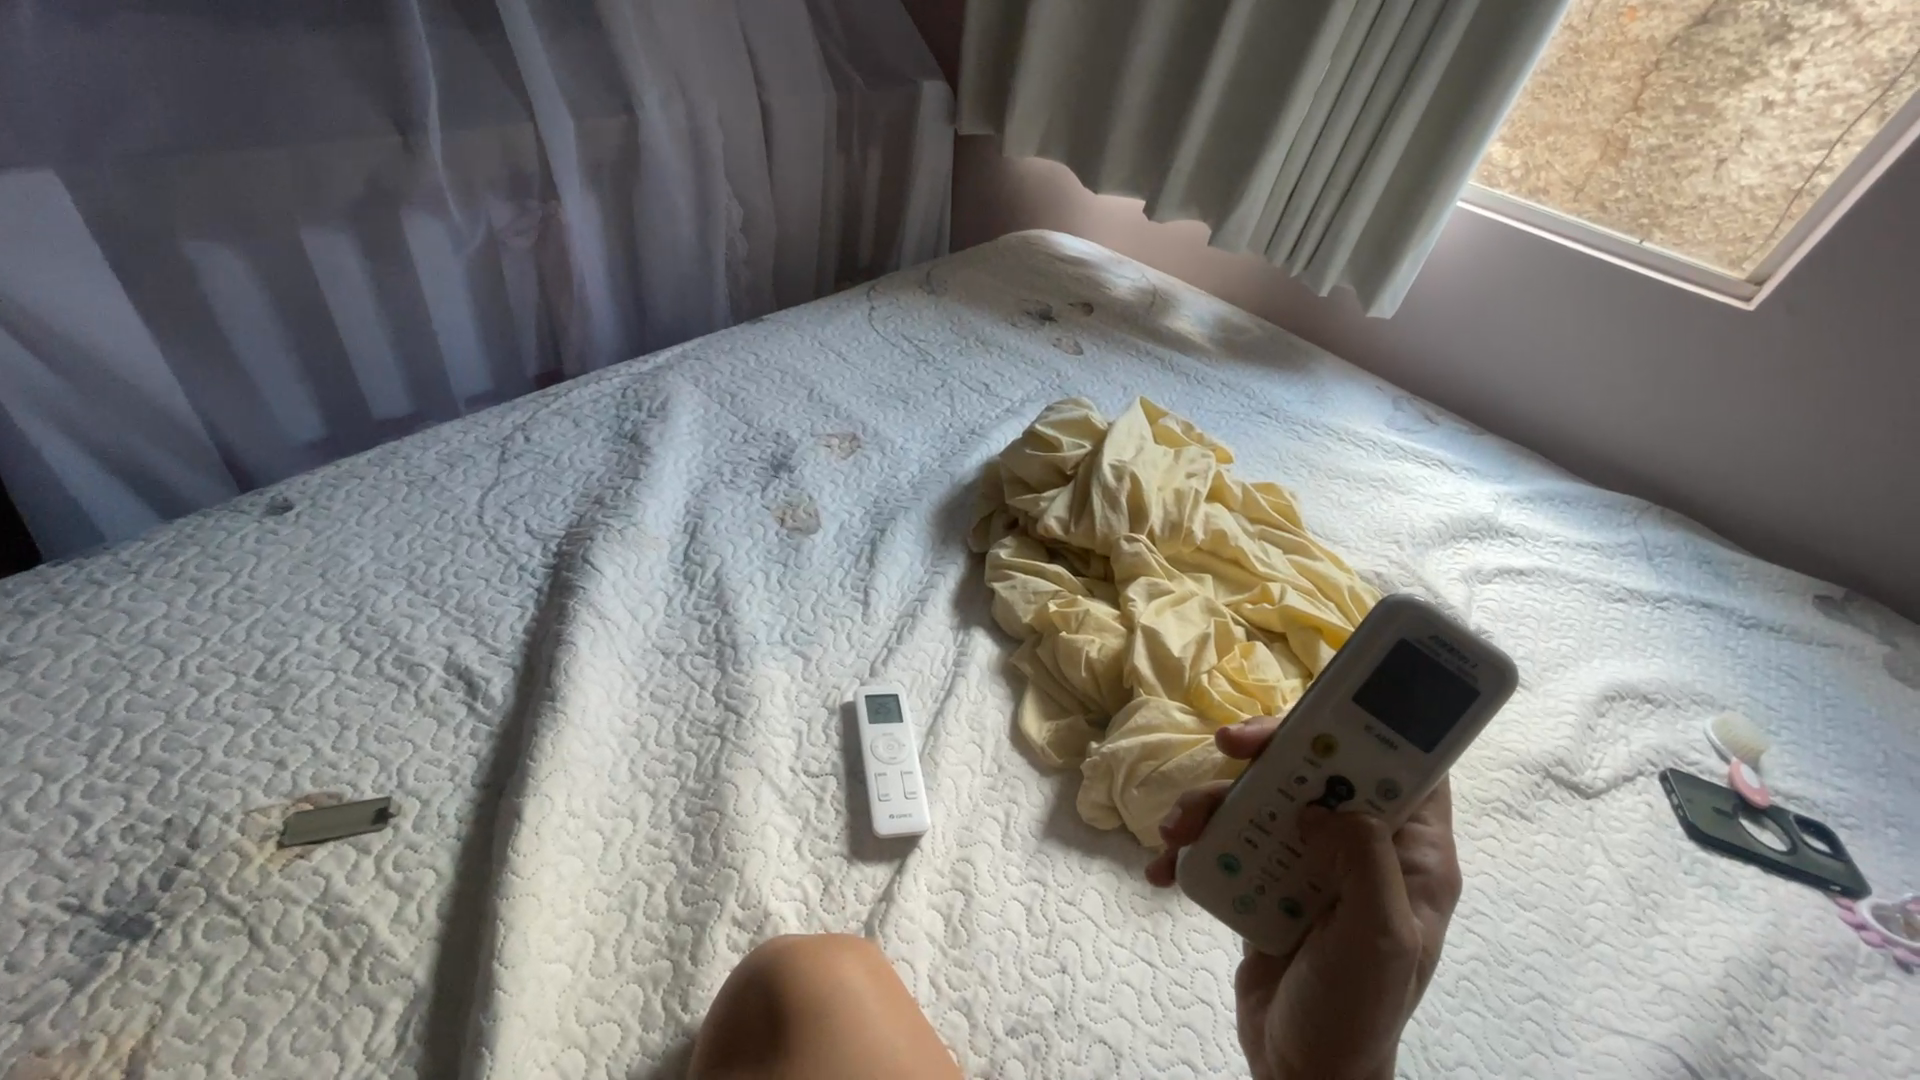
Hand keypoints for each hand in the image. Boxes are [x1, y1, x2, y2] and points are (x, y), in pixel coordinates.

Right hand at [1145, 716, 1462, 1079]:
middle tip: (1224, 747)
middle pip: (1312, 770)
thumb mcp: (1379, 939)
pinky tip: (1163, 868)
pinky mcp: (1263, 880)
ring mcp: (1306, 862)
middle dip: (1263, 755)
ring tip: (1173, 831)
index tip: (1310, 720)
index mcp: (1407, 856)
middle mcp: (1357, 847)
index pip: (1399, 768)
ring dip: (1210, 804)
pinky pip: (1226, 840)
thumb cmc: (1354, 1009)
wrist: (1301, 1072)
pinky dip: (1190, 848)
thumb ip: (1365, 860)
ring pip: (1258, 800)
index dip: (1361, 731)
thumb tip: (1321, 803)